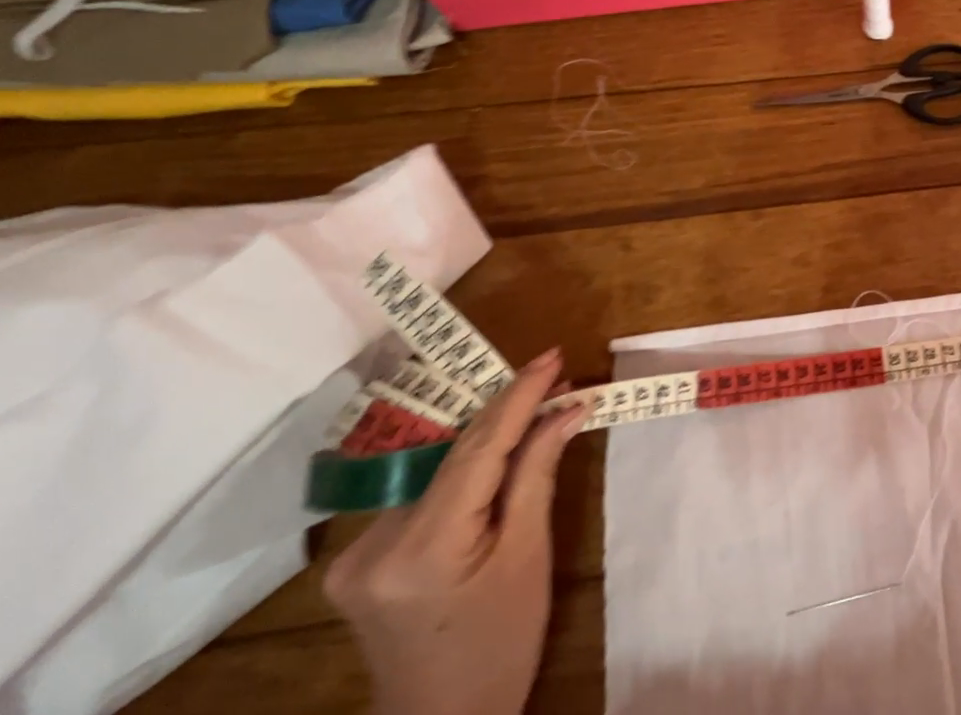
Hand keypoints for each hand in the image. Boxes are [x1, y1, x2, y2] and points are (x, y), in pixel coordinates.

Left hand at [323, 348, 588, 714]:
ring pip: (433, 474)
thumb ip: (536, 476)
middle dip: (503, 414)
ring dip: (482, 443)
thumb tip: (564, 413)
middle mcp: (372, 542)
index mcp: (421, 548)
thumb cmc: (503, 644)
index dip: (516, 399)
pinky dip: (459, 474)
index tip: (551, 359)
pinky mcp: (354, 557)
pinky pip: (418, 497)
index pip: (475, 451)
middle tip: (550, 375)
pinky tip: (491, 465)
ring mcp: (354, 551)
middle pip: (449, 457)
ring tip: (532, 412)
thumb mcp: (530, 558)